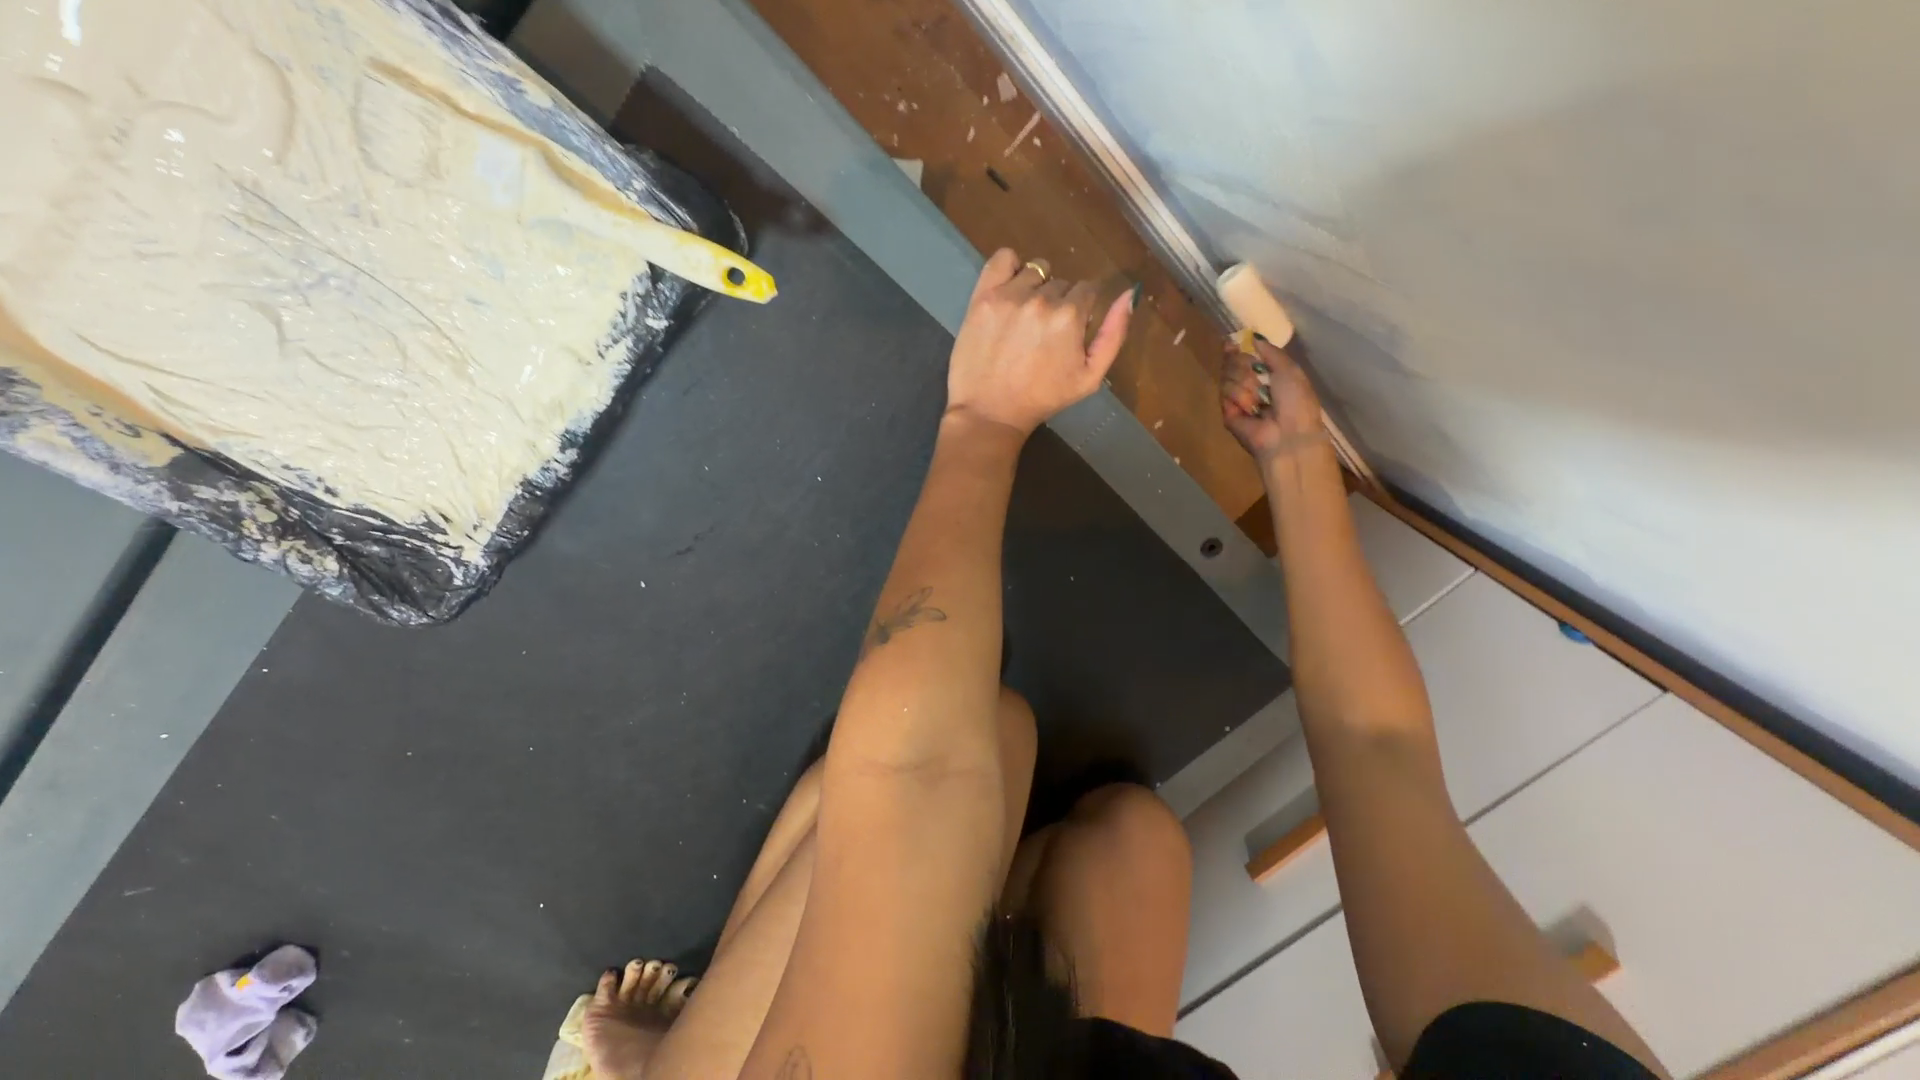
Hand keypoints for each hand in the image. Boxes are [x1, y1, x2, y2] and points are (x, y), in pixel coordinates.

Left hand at [945, 249, 1135, 436]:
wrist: (990, 411)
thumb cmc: (1043, 398)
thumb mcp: (1090, 376)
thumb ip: (1114, 334)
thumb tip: (1129, 294)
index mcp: (1070, 315)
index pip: (1087, 290)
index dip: (1081, 310)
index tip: (1067, 331)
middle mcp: (1041, 299)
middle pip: (1060, 283)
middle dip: (1058, 302)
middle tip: (1043, 333)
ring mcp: (1009, 295)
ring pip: (1035, 272)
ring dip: (1035, 287)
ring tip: (1024, 316)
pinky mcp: (983, 296)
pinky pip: (1003, 258)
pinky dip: (1010, 267)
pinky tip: (1010, 289)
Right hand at [1220, 335, 1328, 466]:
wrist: (1288, 434)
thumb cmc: (1296, 402)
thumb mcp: (1290, 370)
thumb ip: (1272, 352)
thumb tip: (1255, 337)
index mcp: (1269, 376)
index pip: (1246, 357)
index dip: (1238, 349)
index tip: (1231, 343)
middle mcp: (1251, 387)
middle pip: (1233, 363)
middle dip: (1241, 363)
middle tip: (1254, 372)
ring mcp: (1238, 400)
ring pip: (1227, 375)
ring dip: (1244, 381)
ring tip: (1258, 397)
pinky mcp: (1227, 412)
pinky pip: (1224, 391)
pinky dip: (1239, 395)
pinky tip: (1250, 406)